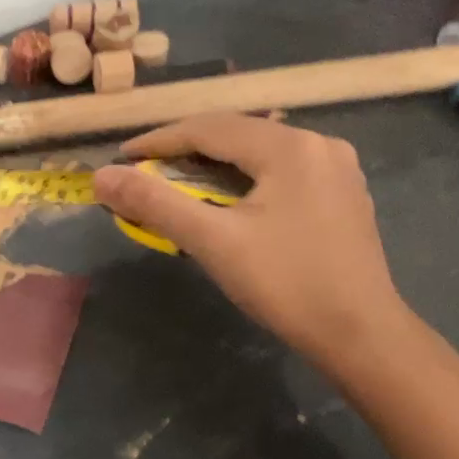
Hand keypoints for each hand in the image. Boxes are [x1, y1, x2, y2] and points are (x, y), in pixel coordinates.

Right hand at [92, 114, 411, 368]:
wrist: (357, 330)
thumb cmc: (282, 281)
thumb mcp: (210, 240)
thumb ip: (154, 203)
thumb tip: (101, 175)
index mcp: (290, 147)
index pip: (209, 128)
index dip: (157, 141)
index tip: (118, 159)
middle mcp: (318, 145)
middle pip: (236, 134)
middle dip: (183, 150)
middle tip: (141, 171)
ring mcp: (335, 168)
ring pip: (257, 151)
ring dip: (210, 163)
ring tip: (173, 183)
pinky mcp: (339, 194)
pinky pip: (277, 170)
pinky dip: (239, 177)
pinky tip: (223, 198)